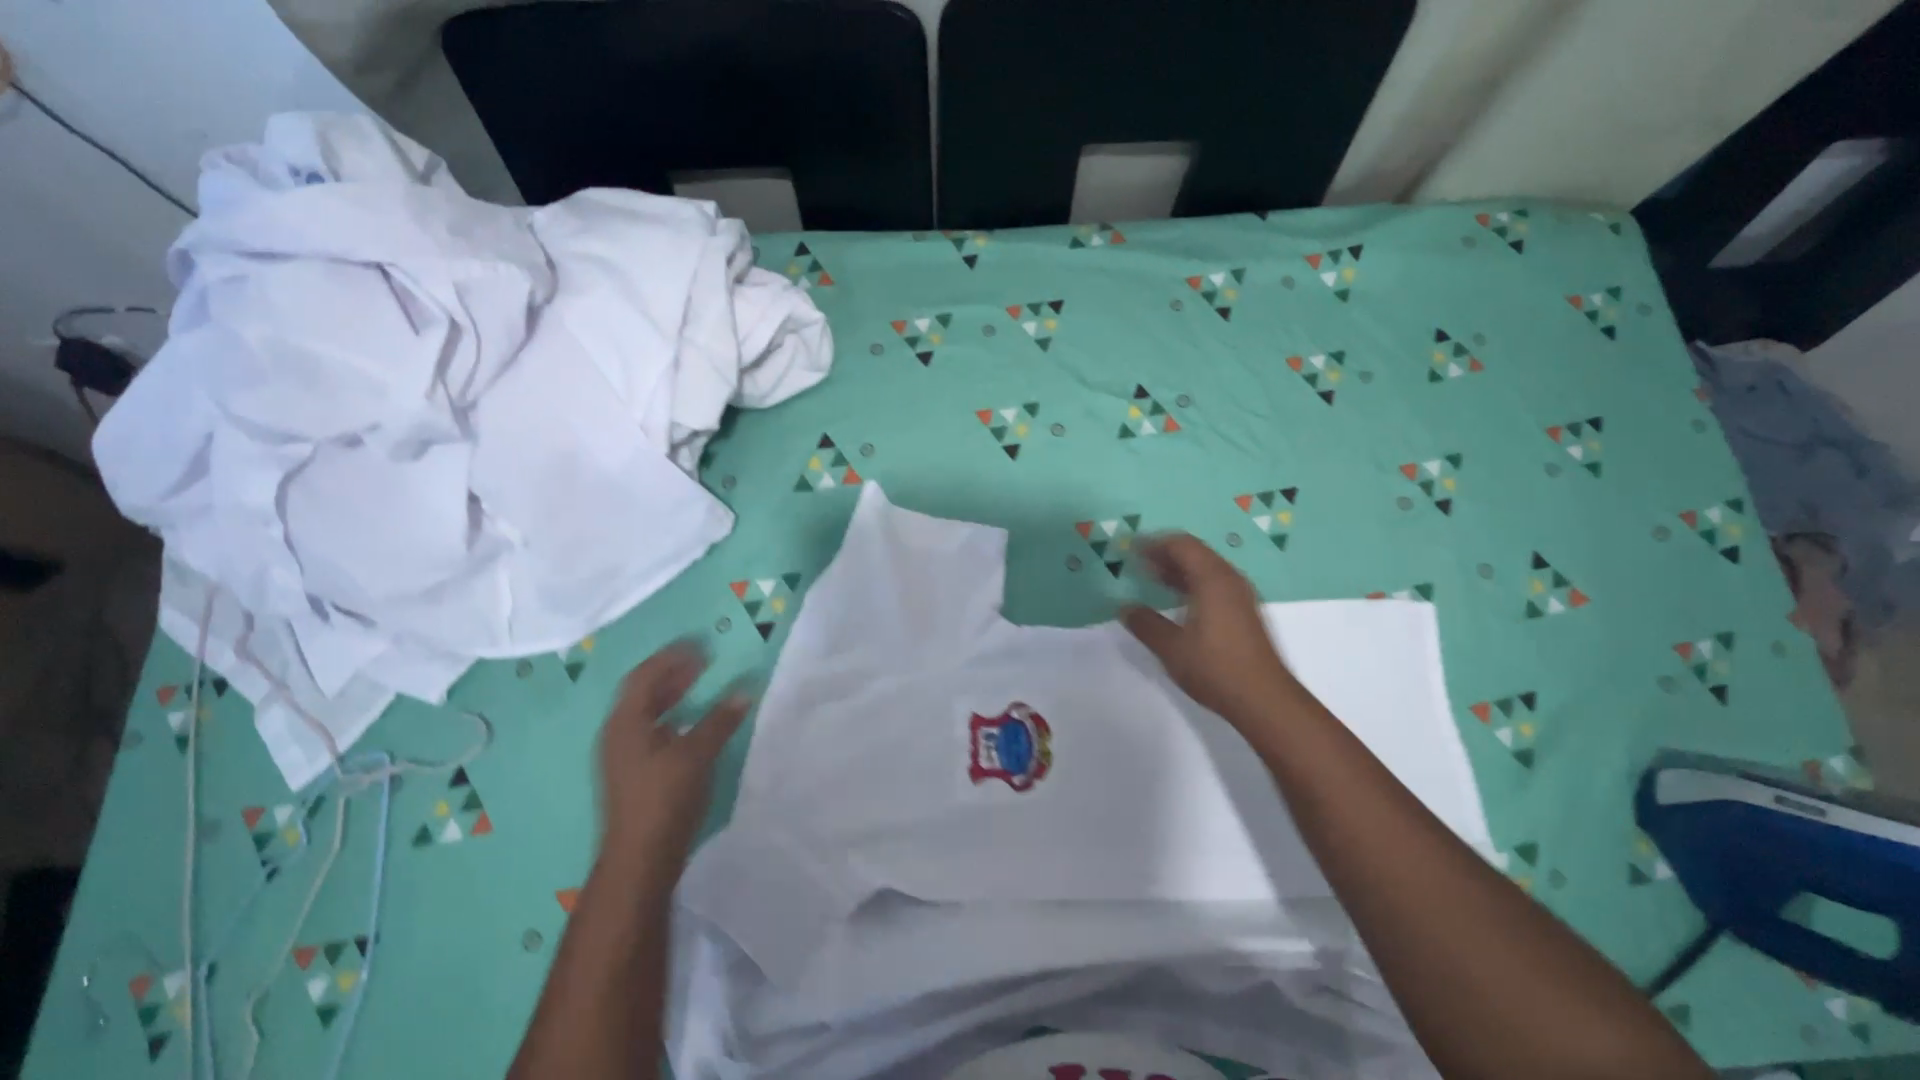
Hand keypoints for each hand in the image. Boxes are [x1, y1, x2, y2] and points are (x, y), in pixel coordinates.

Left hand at [597, 643, 750, 864]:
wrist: (640, 857)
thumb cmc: (664, 799)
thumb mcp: (696, 755)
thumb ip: (719, 721)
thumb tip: (743, 692)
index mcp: (625, 722)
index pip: (645, 675)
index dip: (672, 657)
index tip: (700, 645)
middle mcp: (618, 734)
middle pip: (643, 693)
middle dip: (672, 674)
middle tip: (702, 661)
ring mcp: (623, 757)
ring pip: (648, 714)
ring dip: (673, 697)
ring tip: (701, 687)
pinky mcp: (634, 775)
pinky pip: (652, 732)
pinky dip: (674, 719)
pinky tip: (694, 726)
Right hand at [1121, 534, 1300, 724]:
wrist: (1264, 698)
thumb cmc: (1215, 668)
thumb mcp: (1172, 648)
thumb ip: (1146, 624)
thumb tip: (1126, 609)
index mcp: (1212, 580)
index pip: (1182, 545)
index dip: (1154, 544)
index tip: (1131, 552)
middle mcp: (1230, 580)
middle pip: (1196, 553)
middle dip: (1166, 555)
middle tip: (1139, 565)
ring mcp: (1242, 595)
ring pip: (1208, 569)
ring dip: (1180, 570)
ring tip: (1154, 582)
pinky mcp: (1246, 612)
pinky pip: (1217, 584)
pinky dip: (1194, 584)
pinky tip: (1179, 603)